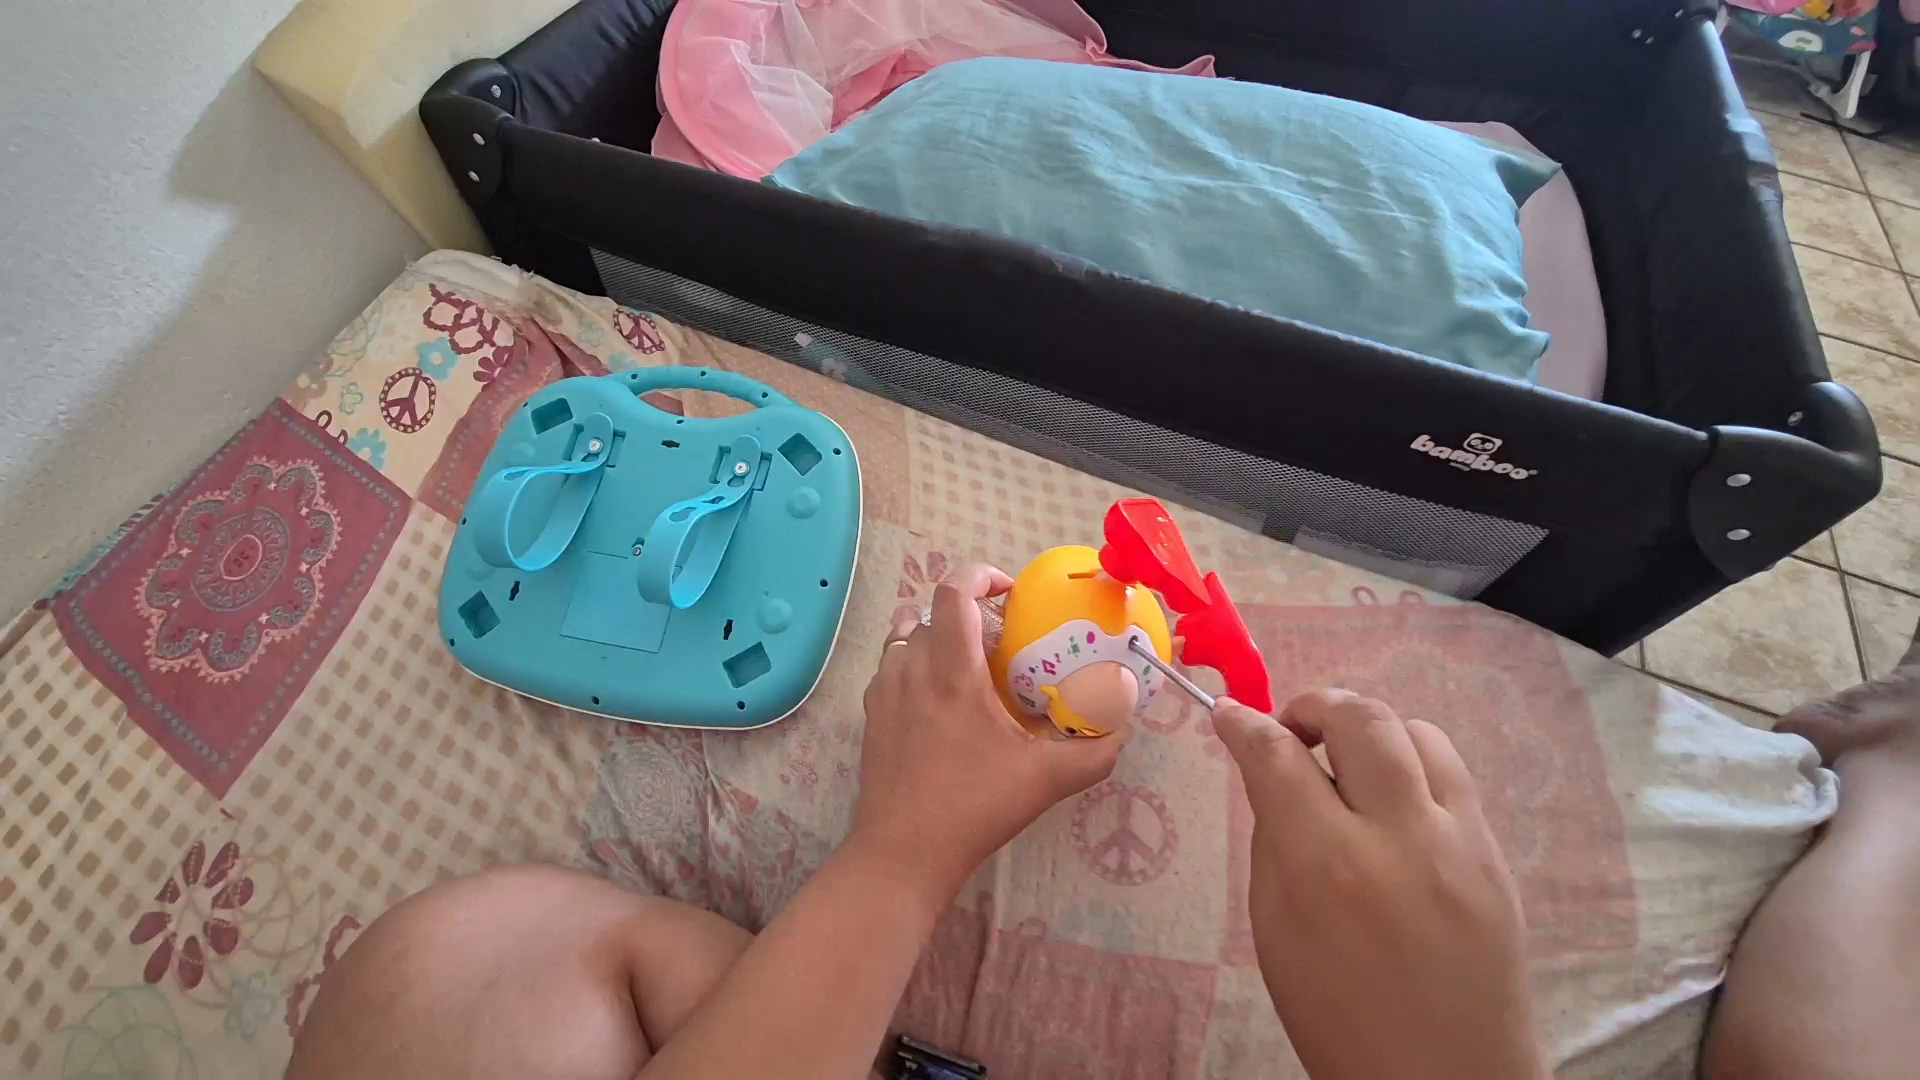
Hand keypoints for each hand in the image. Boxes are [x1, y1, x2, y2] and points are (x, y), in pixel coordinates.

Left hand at [852, 562, 1131, 901]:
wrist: (902, 853)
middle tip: (1000, 642)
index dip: (981, 574)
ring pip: (906, 633)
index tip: (1009, 593)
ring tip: (969, 666)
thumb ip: (1094, 753)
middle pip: (932, 609)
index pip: (953, 590)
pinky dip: (916, 662)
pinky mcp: (869, 711)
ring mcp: (883, 689)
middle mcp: (910, 668)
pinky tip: (940, 702)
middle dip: (968, 612)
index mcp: (950, 671)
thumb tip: (1124, 729)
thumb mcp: (1044, 781)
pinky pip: (892, 664)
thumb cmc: (973, 808)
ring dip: (938, 634)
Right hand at [1212, 691, 1546, 1079]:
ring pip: (1415, 731)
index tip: (1226, 714)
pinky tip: (1389, 798)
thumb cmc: (1335, 1013)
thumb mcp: (1273, 924)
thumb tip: (1269, 772)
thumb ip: (1272, 835)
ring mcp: (1461, 843)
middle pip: (1359, 718)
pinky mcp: (1497, 856)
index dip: (1242, 722)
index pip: (1276, 755)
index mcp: (1327, 864)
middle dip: (1312, 705)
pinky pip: (1452, 773)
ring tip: (1345, 762)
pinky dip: (1408, 762)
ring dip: (1367, 730)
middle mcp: (1400, 838)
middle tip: (1290, 731)